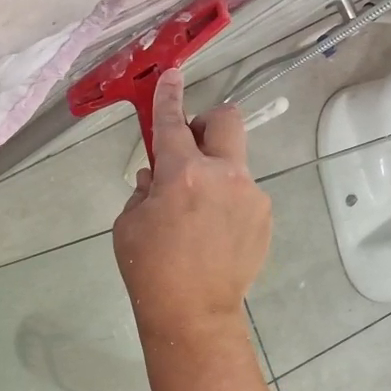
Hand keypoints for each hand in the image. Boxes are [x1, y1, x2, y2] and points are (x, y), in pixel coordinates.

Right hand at [112, 66, 272, 334]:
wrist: (191, 315)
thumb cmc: (148, 272)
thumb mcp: (128, 227)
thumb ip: (142, 193)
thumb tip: (155, 177)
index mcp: (182, 175)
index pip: (172, 123)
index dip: (169, 96)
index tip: (171, 75)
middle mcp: (223, 175)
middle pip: (226, 120)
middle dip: (207, 123)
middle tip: (190, 147)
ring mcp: (249, 196)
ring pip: (233, 165)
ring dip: (213, 177)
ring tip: (195, 218)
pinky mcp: (263, 218)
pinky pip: (241, 197)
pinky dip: (225, 206)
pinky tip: (210, 239)